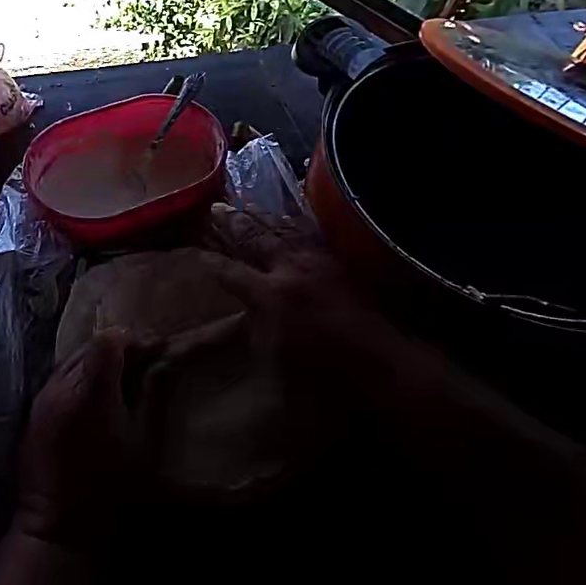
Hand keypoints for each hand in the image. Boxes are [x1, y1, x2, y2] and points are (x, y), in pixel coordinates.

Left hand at [13, 329, 141, 549]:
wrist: (59, 525)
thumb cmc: (111, 491)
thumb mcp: (143, 444)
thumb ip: (150, 398)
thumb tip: (159, 367)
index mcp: (91, 394)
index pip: (107, 342)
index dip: (133, 338)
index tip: (154, 346)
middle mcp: (61, 387)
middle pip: (89, 346)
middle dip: (119, 345)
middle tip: (146, 354)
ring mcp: (44, 396)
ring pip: (73, 359)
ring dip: (98, 358)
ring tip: (124, 370)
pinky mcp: (35, 408)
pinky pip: (61, 376)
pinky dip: (82, 373)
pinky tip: (98, 388)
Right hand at [202, 220, 433, 405]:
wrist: (389, 372)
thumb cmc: (326, 378)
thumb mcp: (275, 359)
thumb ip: (256, 326)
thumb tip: (247, 309)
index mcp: (271, 295)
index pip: (229, 271)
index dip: (210, 262)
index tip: (196, 254)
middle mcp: (292, 270)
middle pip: (255, 237)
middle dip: (232, 223)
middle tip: (214, 209)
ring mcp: (319, 263)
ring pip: (284, 230)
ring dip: (262, 217)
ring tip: (245, 206)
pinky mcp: (340, 266)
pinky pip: (310, 236)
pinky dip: (294, 225)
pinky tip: (289, 222)